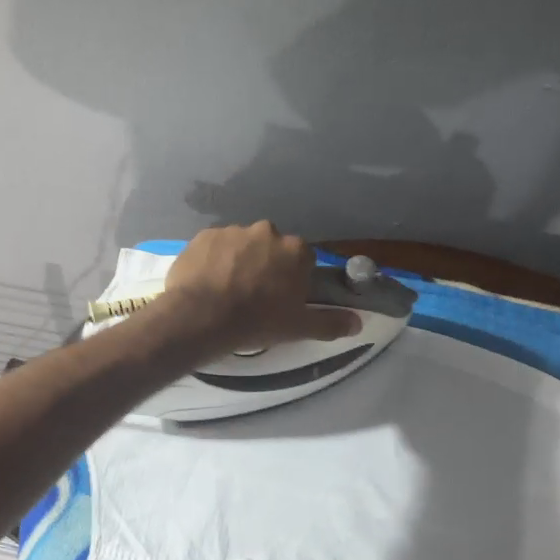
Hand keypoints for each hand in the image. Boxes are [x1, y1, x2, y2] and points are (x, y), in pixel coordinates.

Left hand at [157, 222, 361, 358]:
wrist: (201, 317)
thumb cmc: (257, 321)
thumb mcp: (299, 328)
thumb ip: (330, 323)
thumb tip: (358, 323)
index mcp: (295, 250)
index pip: (302, 260)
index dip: (293, 279)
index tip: (282, 299)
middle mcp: (266, 231)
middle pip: (271, 249)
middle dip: (265, 267)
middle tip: (253, 296)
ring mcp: (232, 231)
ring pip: (241, 246)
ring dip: (238, 262)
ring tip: (225, 292)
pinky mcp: (203, 237)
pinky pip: (214, 248)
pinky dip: (212, 261)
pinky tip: (206, 283)